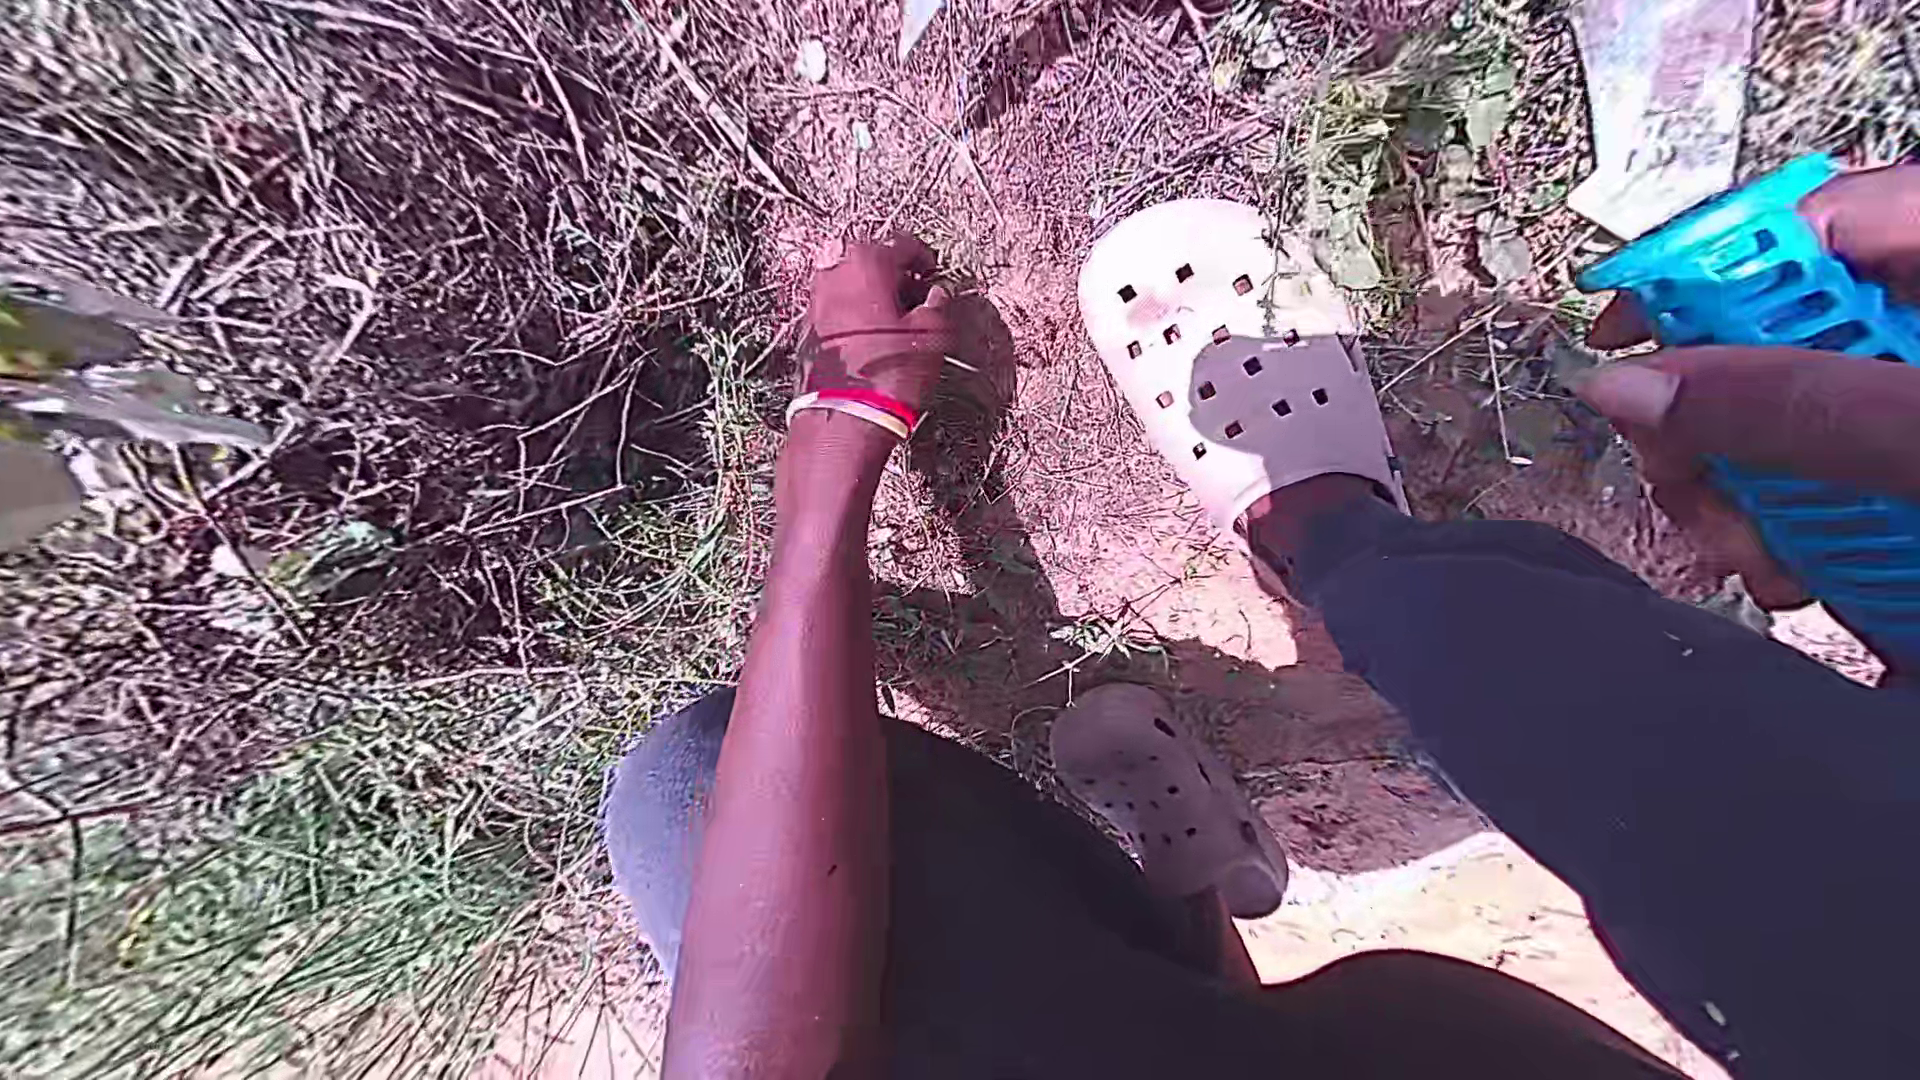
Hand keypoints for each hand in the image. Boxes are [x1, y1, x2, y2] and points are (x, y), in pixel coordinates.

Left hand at [800, 234, 952, 413]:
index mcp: (866, 262)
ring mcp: (815, 302)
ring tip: (895, 325)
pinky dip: (855, 318)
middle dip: (897, 279)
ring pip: (851, 287)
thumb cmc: (890, 373)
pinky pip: (837, 312)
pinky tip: (871, 342)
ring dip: (874, 298)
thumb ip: (938, 305)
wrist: (844, 420)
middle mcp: (834, 272)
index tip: (934, 278)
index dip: (925, 260)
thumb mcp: (930, 336)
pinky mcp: (806, 332)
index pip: (903, 244)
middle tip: (917, 301)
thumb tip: (937, 295)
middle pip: (872, 262)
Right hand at [1575, 164, 1919, 607]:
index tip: (1618, 344)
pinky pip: (1807, 466)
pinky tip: (1795, 562)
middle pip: (1770, 337)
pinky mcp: (1905, 453)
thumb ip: (1800, 408)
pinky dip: (1779, 516)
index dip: (1695, 273)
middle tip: (1692, 492)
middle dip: (1707, 423)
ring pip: (1770, 415)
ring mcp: (1918, 391)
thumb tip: (1621, 383)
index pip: (1817, 223)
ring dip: (1733, 490)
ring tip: (1758, 558)